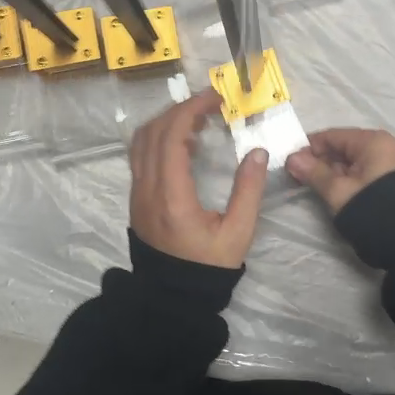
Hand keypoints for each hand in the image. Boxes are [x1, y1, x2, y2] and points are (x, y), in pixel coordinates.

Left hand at [129, 91, 267, 267]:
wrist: (172, 295)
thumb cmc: (208, 266)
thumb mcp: (237, 233)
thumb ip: (247, 191)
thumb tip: (257, 152)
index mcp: (172, 196)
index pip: (171, 137)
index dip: (191, 110)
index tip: (215, 98)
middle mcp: (147, 189)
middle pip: (152, 132)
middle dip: (180, 110)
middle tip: (210, 104)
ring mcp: (138, 193)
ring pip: (141, 142)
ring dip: (167, 122)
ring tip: (198, 119)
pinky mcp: (137, 198)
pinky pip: (140, 156)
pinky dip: (159, 138)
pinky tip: (185, 143)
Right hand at [285, 128, 394, 215]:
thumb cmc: (369, 209)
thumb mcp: (337, 190)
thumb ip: (313, 172)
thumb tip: (291, 158)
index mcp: (372, 141)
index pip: (332, 136)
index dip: (308, 148)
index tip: (289, 162)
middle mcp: (382, 146)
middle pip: (341, 148)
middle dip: (318, 161)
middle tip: (296, 176)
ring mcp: (386, 163)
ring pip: (349, 161)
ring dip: (329, 171)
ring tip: (309, 184)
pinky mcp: (386, 179)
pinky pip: (359, 171)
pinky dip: (343, 178)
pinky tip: (328, 188)